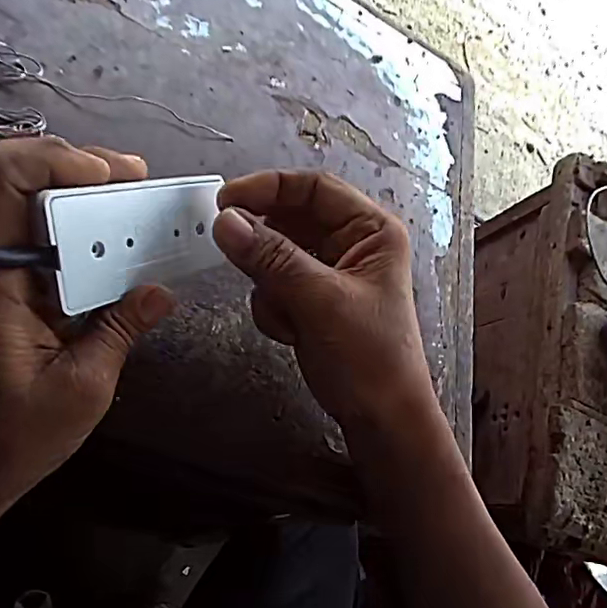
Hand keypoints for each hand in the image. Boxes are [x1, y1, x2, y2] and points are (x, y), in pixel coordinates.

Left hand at [0, 139, 174, 561]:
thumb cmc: (12, 443)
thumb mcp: (83, 390)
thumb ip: (120, 331)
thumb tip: (161, 290)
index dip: (53, 158)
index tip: (114, 177)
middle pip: (0, 174)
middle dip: (68, 163)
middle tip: (131, 182)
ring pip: (11, 201)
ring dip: (69, 192)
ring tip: (127, 204)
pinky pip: (25, 240)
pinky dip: (67, 228)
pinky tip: (107, 244)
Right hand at [214, 170, 436, 435]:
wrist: (381, 418)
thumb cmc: (371, 359)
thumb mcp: (321, 302)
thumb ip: (272, 259)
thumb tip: (227, 222)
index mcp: (372, 232)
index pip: (314, 189)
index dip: (268, 188)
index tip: (226, 201)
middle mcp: (351, 248)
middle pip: (290, 221)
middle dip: (265, 246)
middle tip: (235, 253)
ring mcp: (330, 277)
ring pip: (275, 257)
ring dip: (271, 286)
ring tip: (291, 316)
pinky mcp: (312, 304)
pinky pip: (274, 289)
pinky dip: (274, 310)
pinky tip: (293, 333)